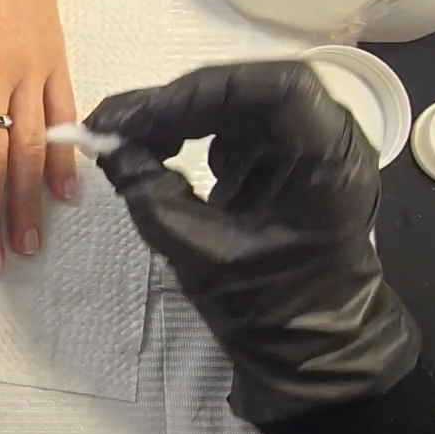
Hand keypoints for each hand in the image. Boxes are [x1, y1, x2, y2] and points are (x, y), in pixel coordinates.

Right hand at [86, 61, 419, 421]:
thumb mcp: (197, 251)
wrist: (307, 344)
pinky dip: (191, 130)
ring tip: (128, 137)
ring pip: (238, 103)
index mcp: (328, 163)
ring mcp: (306, 148)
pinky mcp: (283, 160)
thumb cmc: (265, 306)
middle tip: (115, 124)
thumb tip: (106, 145)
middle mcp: (328, 141)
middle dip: (177, 102)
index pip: (276, 89)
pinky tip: (159, 148)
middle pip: (250, 90)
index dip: (203, 89)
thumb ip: (149, 191)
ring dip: (178, 113)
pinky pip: (234, 127)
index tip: (140, 114)